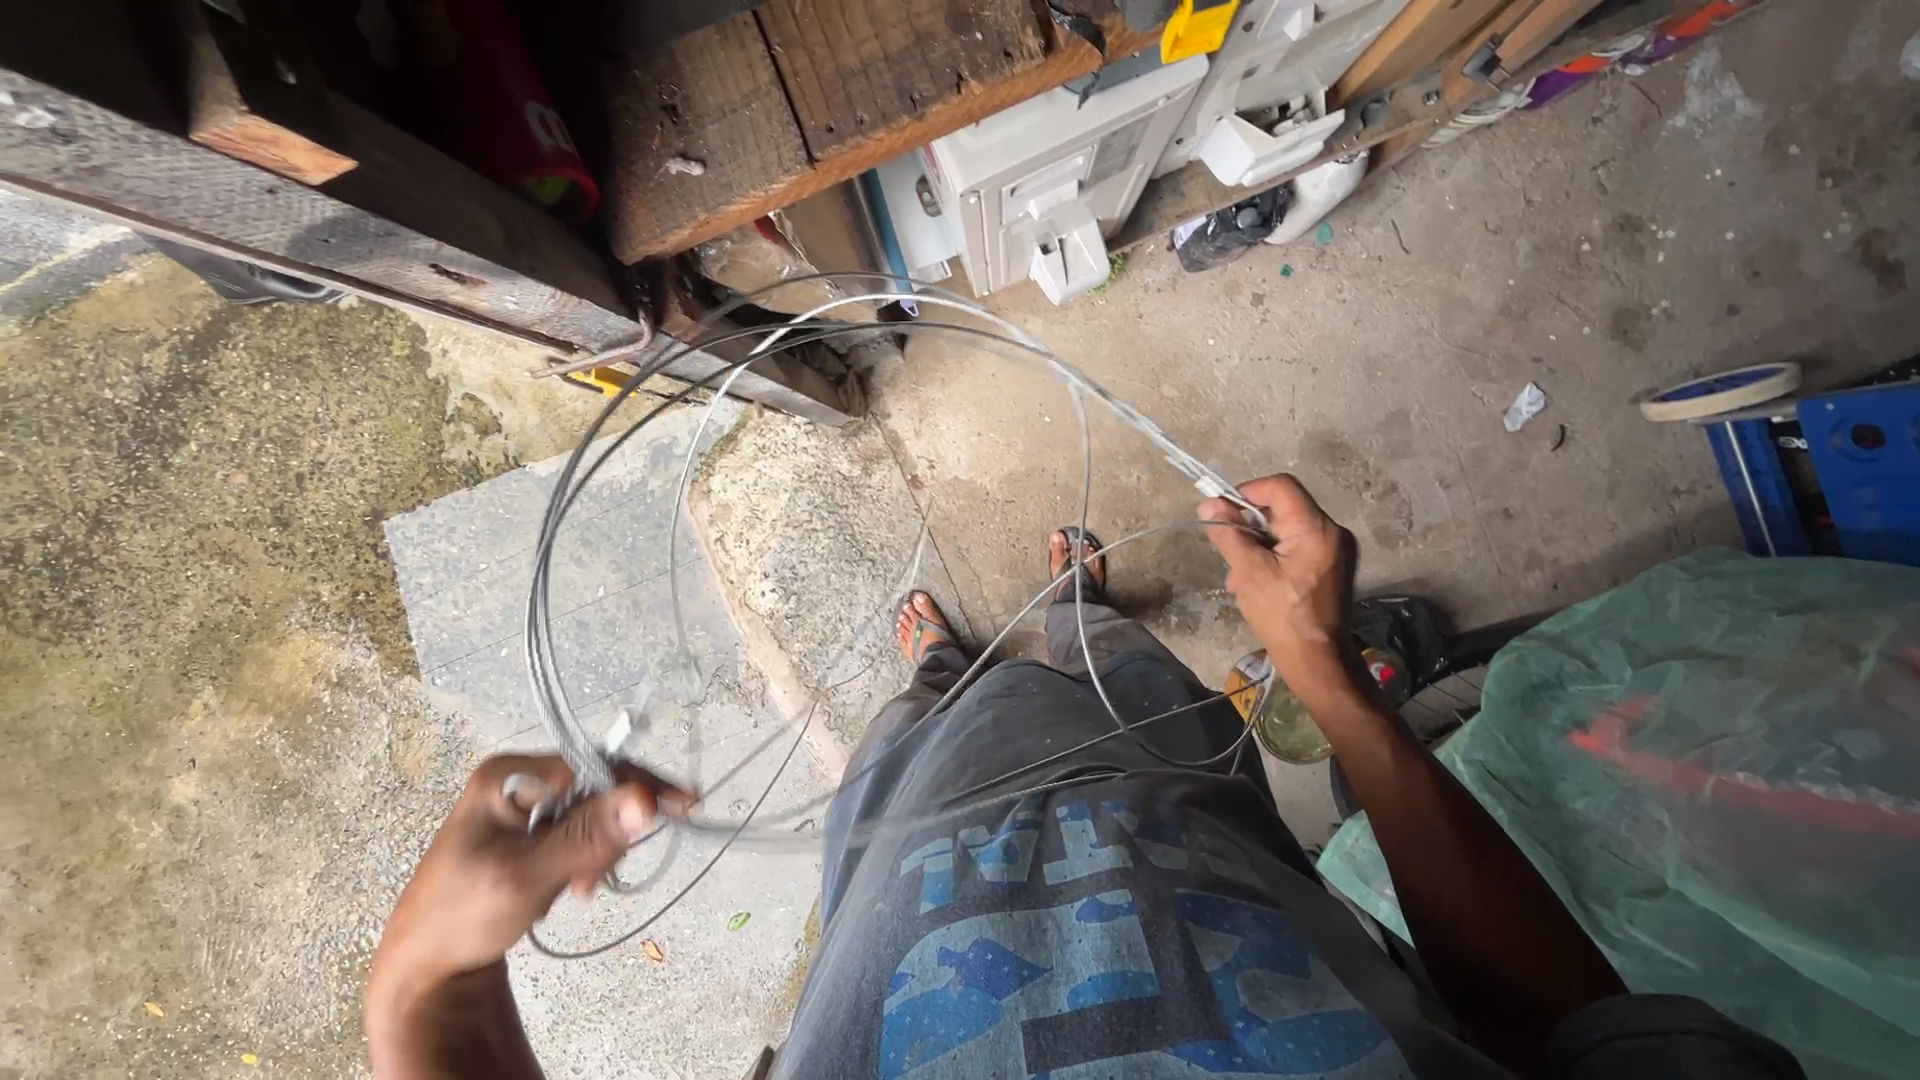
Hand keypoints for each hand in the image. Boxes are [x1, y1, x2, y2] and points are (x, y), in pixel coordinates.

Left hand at [370, 754, 692, 1003]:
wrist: (424, 972)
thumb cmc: (462, 918)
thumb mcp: (527, 876)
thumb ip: (588, 836)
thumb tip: (647, 800)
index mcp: (509, 775)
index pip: (595, 765)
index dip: (639, 786)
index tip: (683, 809)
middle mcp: (518, 780)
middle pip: (598, 788)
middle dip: (609, 831)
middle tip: (593, 879)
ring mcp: (524, 806)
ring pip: (594, 812)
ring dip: (598, 851)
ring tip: (577, 889)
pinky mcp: (530, 832)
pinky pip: (581, 831)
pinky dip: (586, 859)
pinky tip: (570, 885)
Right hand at [1198, 475, 1357, 696]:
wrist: (1316, 659)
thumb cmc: (1281, 614)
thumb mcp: (1248, 571)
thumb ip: (1229, 533)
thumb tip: (1209, 504)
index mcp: (1316, 528)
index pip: (1280, 486)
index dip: (1247, 491)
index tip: (1223, 512)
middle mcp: (1332, 532)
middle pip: (1283, 508)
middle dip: (1249, 525)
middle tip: (1228, 548)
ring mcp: (1335, 551)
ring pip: (1287, 530)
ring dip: (1257, 543)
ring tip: (1238, 573)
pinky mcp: (1331, 567)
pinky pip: (1296, 548)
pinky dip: (1272, 556)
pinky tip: (1255, 581)